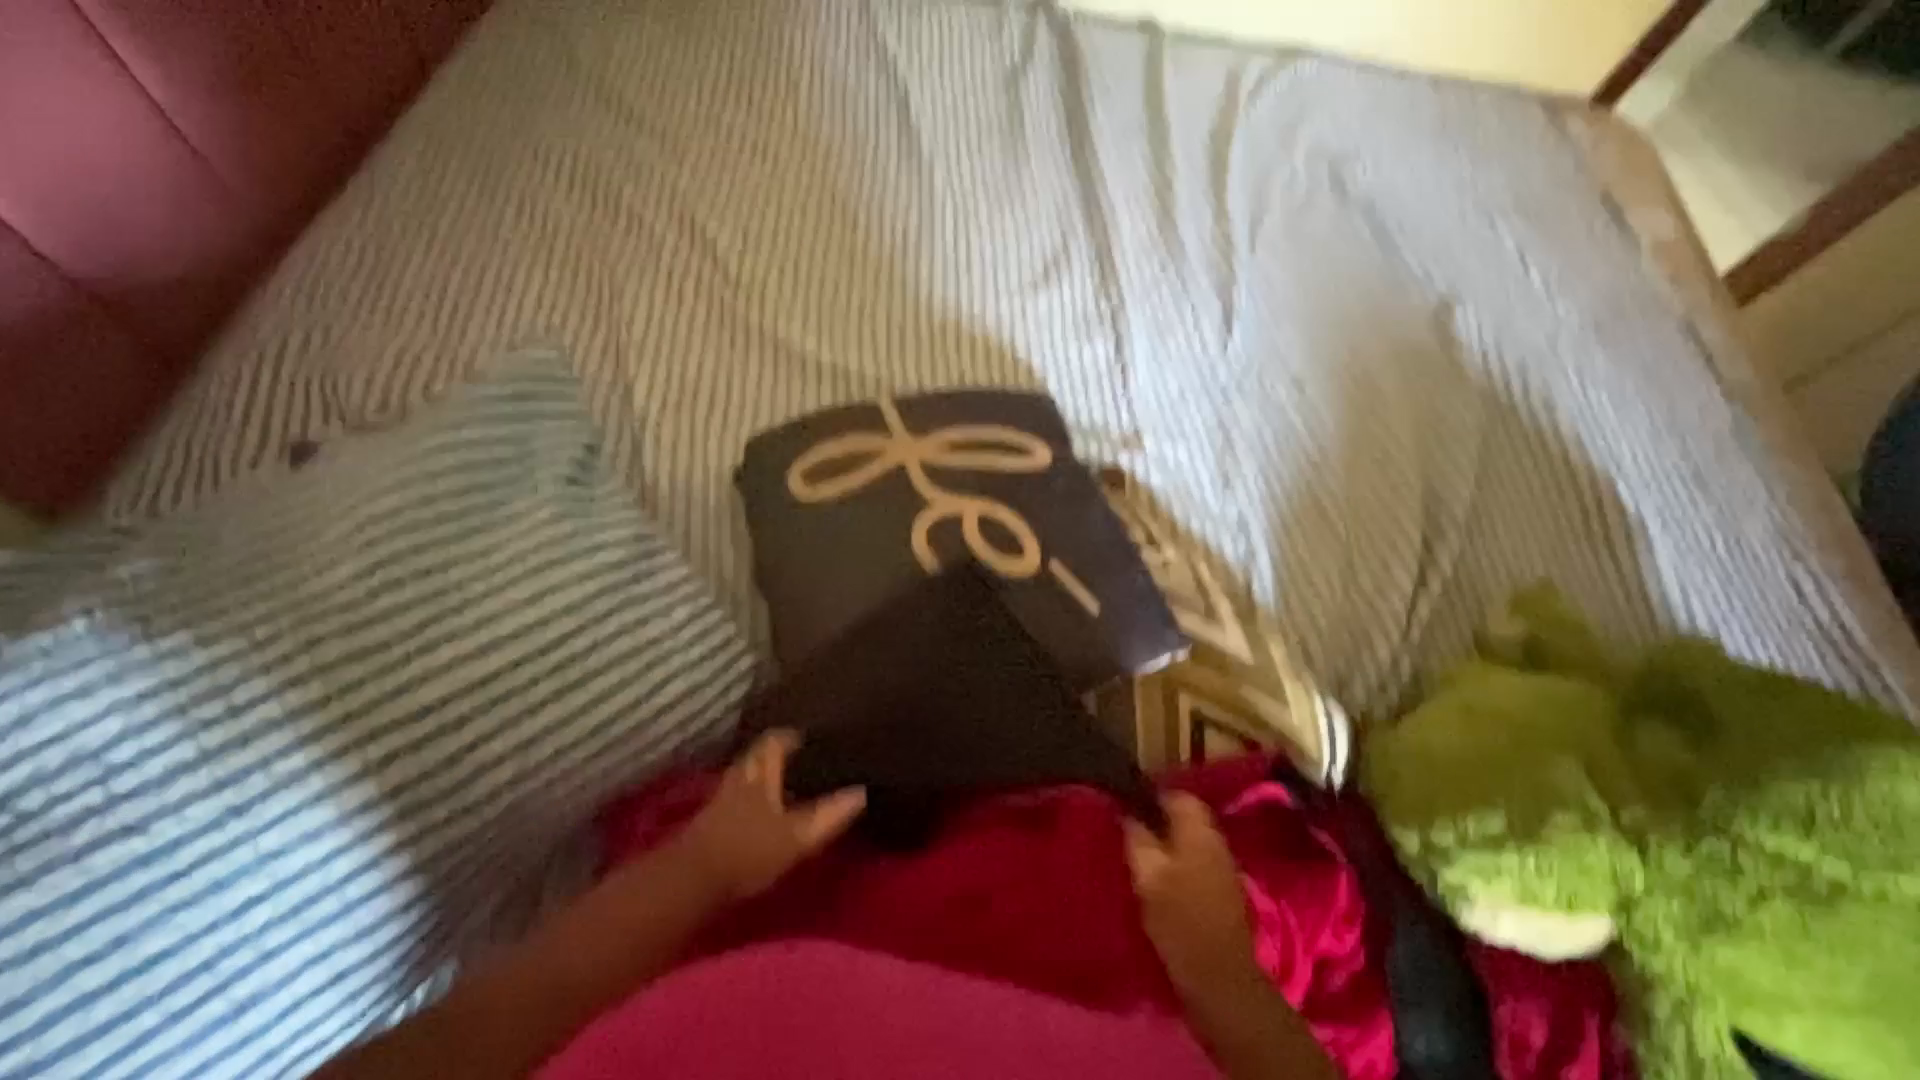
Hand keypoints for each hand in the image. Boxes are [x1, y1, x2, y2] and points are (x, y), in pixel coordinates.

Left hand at [672, 729, 866, 902]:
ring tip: (785, 784)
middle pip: (756, 757)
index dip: (791, 736)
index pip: (774, 741)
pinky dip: (751, 799)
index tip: (809, 736)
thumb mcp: (797, 836)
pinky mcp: (709, 824)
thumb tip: (861, 791)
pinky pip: (736, 798)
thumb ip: (829, 814)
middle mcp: (738, 779)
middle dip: (776, 755)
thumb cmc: (748, 851)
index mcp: (759, 774)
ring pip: (745, 777)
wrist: (689, 883)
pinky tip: (762, 814)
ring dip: (762, 777)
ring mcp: (720, 801)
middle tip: (800, 759)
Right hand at [1125, 791, 1262, 995]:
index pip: (1177, 794)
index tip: (1124, 798)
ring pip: (1190, 839)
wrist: (1219, 977)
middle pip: (1186, 816)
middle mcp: (1216, 841)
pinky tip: (1156, 874)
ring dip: (1166, 840)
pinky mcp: (1222, 891)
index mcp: (1199, 831)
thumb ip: (1137, 839)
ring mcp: (1223, 867)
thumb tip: (1128, 813)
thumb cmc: (1180, 921)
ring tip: (1135, 848)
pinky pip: (1195, 860)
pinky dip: (1176, 860)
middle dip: (1157, 816)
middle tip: (1125, 823)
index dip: (1150, 792)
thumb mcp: (1148, 876)